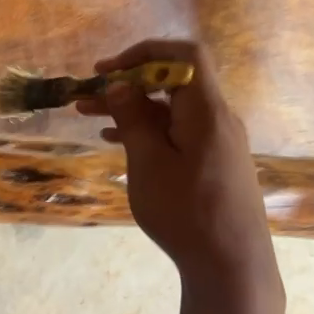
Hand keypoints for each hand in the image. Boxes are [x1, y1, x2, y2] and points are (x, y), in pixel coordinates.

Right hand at [76, 40, 277, 281]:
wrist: (229, 261)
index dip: (144, 53)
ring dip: (130, 106)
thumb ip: (134, 120)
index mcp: (205, 112)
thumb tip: (122, 84)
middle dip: (127, 82)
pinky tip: (114, 138)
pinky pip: (176, 129)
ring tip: (87, 115)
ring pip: (169, 108)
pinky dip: (144, 126)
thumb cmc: (185, 210)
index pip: (185, 56)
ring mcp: (216, 140)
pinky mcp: (211, 160)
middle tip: (84, 96)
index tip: (106, 71)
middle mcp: (216, 119)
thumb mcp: (148, 163)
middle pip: (173, 81)